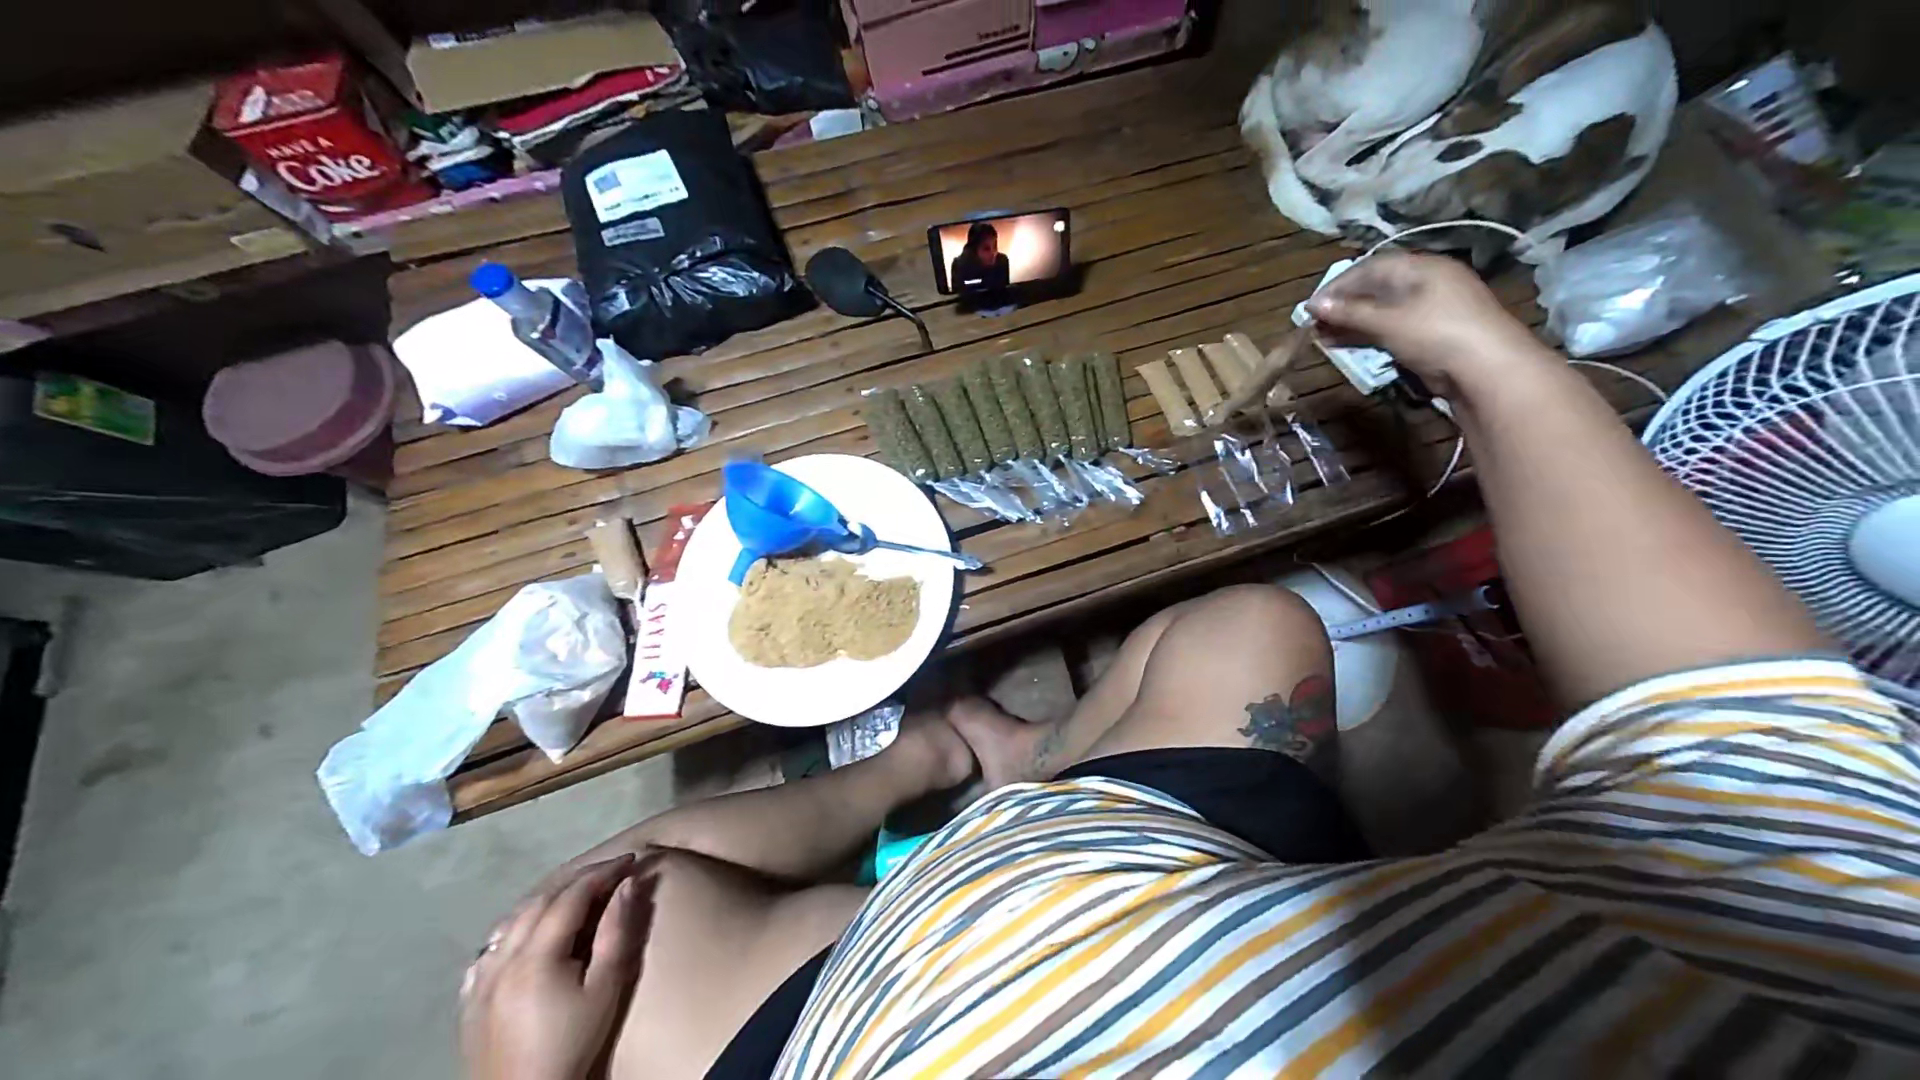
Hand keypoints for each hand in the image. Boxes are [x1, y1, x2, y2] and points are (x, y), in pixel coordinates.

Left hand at [461, 854, 654, 1079]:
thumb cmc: (573, 1043)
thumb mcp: (605, 989)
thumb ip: (617, 932)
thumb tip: (628, 884)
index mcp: (535, 956)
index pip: (571, 896)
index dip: (602, 873)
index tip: (631, 861)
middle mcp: (502, 959)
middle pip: (540, 901)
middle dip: (578, 880)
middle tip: (611, 872)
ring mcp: (480, 980)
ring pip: (512, 921)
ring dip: (547, 899)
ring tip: (577, 894)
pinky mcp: (470, 1000)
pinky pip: (490, 948)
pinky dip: (516, 928)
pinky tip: (529, 932)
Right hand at [1304, 252, 1550, 397]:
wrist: (1486, 369)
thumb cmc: (1436, 334)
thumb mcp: (1388, 322)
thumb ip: (1349, 313)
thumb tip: (1312, 305)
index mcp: (1421, 268)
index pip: (1371, 267)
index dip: (1338, 285)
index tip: (1311, 305)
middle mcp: (1426, 283)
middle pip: (1375, 289)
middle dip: (1342, 305)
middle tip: (1314, 323)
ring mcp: (1428, 310)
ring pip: (1380, 311)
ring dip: (1350, 322)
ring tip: (1322, 336)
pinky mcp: (1428, 334)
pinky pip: (1389, 328)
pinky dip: (1365, 334)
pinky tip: (1345, 344)